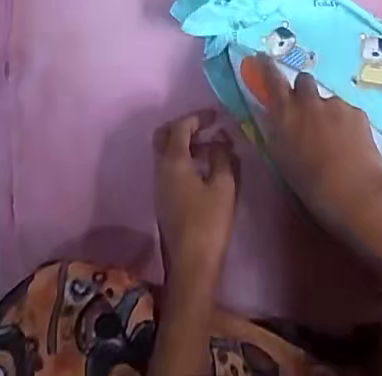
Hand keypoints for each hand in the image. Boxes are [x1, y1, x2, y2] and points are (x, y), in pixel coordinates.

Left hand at [152, 110, 238, 283]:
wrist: (190, 265)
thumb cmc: (208, 223)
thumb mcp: (223, 187)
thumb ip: (222, 157)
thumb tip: (221, 140)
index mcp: (172, 160)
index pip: (180, 127)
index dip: (197, 117)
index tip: (216, 115)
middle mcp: (160, 167)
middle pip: (165, 135)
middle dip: (185, 127)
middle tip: (207, 127)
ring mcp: (159, 183)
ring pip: (166, 151)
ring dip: (185, 143)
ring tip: (212, 148)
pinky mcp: (163, 197)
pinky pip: (169, 166)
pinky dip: (184, 158)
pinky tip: (204, 169)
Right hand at [248, 54, 381, 239]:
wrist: (355, 192)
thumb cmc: (310, 182)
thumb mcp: (281, 155)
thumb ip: (276, 129)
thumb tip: (275, 116)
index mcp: (285, 111)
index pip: (272, 77)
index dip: (267, 67)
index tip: (263, 60)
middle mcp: (308, 101)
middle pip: (303, 80)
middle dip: (304, 91)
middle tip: (308, 111)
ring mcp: (335, 104)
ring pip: (328, 100)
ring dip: (327, 112)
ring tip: (336, 138)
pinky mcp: (357, 113)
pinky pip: (348, 113)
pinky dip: (347, 124)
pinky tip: (352, 144)